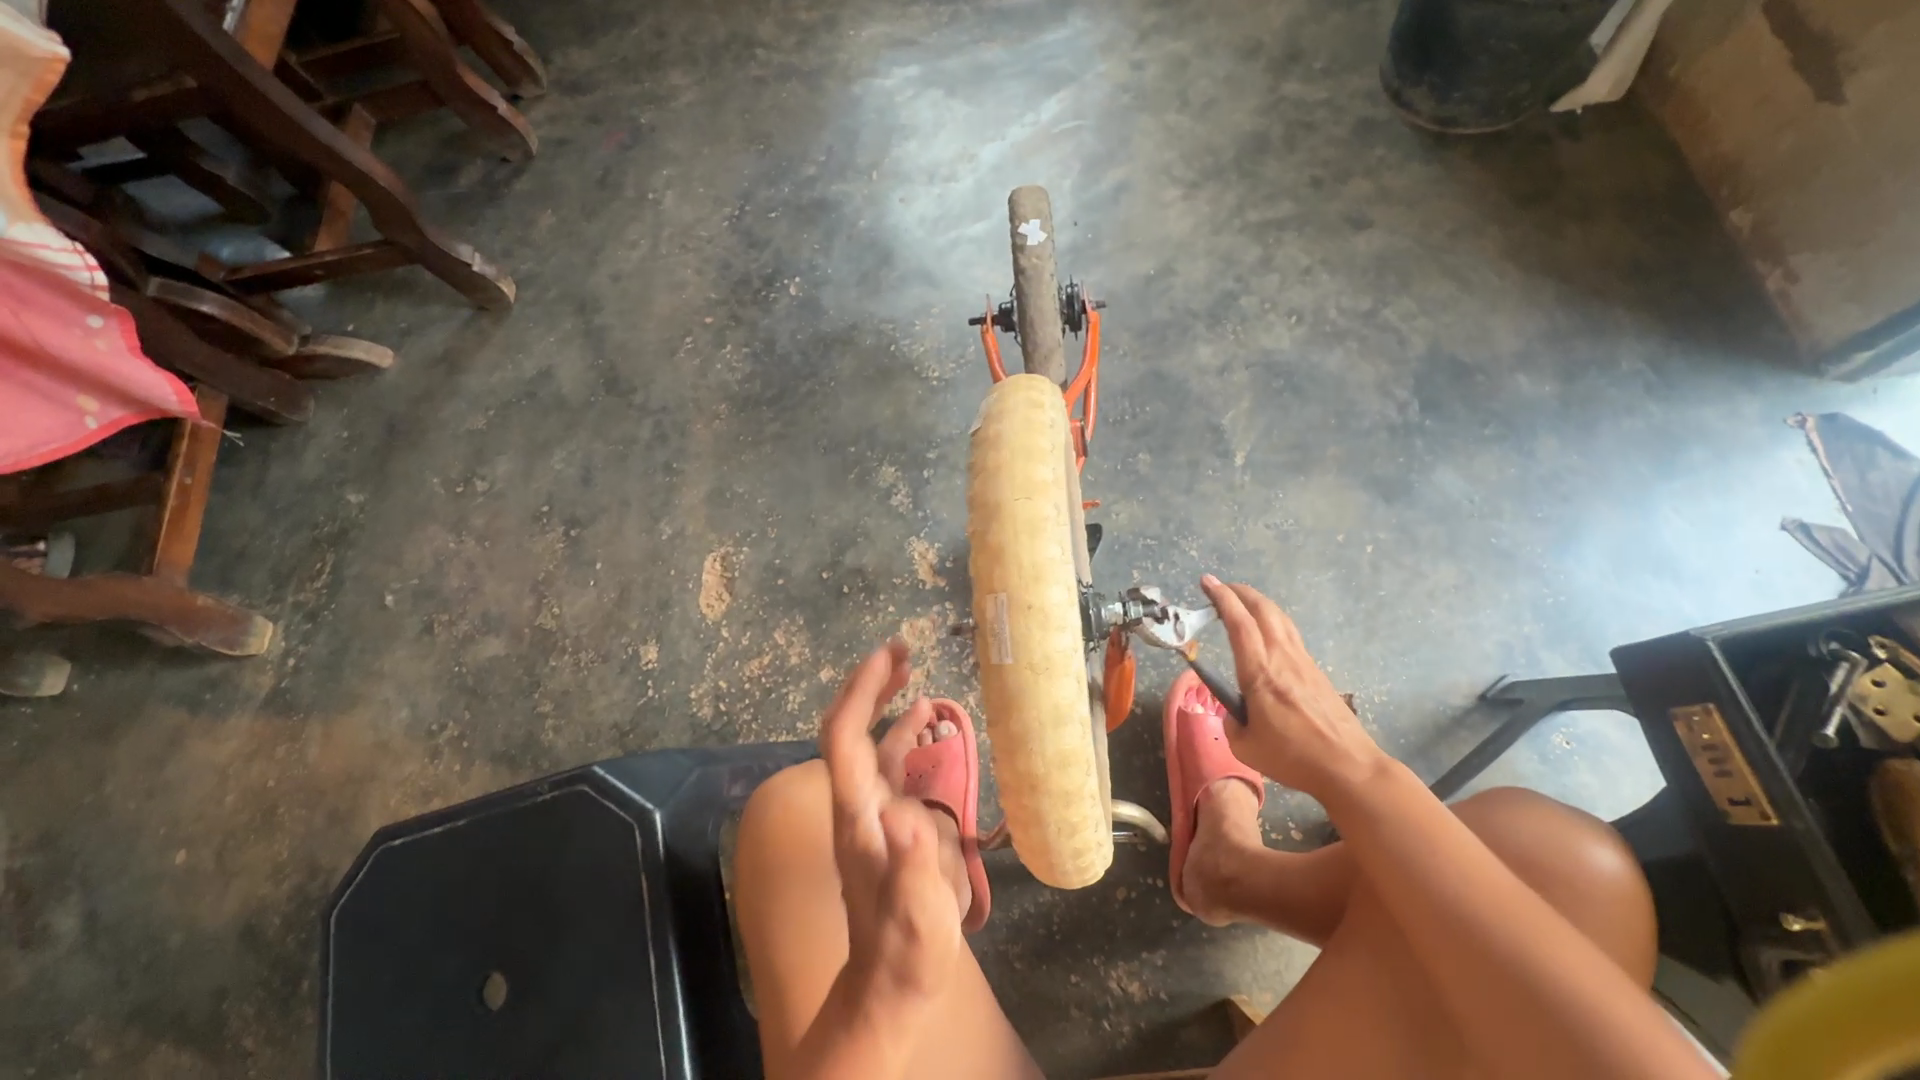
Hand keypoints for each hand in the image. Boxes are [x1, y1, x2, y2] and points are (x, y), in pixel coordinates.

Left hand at [818, 640, 961, 1013]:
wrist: (892, 984)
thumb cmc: (905, 950)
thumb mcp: (917, 912)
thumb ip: (914, 864)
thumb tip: (906, 813)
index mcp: (858, 816)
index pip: (845, 738)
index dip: (862, 692)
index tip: (889, 656)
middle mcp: (859, 806)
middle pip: (851, 732)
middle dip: (870, 687)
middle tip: (900, 650)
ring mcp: (874, 815)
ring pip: (874, 748)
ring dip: (889, 708)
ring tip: (915, 674)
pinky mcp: (891, 827)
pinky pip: (897, 772)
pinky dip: (909, 741)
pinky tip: (929, 729)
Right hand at [1201, 574, 1385, 797]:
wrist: (1348, 766)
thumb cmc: (1293, 757)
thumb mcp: (1245, 746)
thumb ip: (1231, 721)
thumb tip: (1233, 709)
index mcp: (1260, 673)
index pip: (1239, 624)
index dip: (1222, 598)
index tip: (1207, 582)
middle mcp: (1282, 659)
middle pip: (1263, 610)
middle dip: (1240, 593)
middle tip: (1221, 587)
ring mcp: (1303, 663)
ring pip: (1280, 619)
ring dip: (1259, 604)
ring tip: (1242, 603)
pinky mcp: (1316, 672)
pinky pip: (1290, 635)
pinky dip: (1272, 622)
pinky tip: (1266, 633)